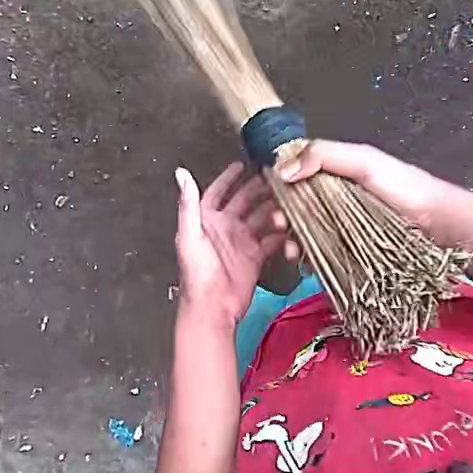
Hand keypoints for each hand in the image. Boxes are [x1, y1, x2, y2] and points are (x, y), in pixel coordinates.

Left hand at [174, 162, 285, 330]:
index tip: (243, 163)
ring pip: (262, 217)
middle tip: (276, 177)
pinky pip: (272, 239)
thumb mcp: (189, 236)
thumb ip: (188, 204)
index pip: (218, 191)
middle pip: (245, 200)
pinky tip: (290, 230)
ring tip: (286, 202)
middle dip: (259, 188)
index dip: (230, 177)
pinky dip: (282, 235)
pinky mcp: (256, 256)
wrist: (212, 308)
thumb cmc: (196, 275)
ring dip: (273, 210)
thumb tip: (181, 174)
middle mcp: (225, 227)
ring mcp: (241, 241)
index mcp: (206, 219)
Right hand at [276, 140, 464, 242]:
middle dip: (278, 215)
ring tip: (288, 247)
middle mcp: (333, 196)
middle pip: (294, 205)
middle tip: (275, 224)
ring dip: (289, 237)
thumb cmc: (404, 187)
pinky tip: (300, 259)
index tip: (265, 195)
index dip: (276, 184)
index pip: (294, 174)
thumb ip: (322, 156)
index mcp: (334, 171)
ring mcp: (339, 224)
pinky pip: (316, 251)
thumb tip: (282, 169)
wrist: (440, 225)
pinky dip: (304, 255)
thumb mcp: (363, 161)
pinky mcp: (346, 249)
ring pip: (302, 229)